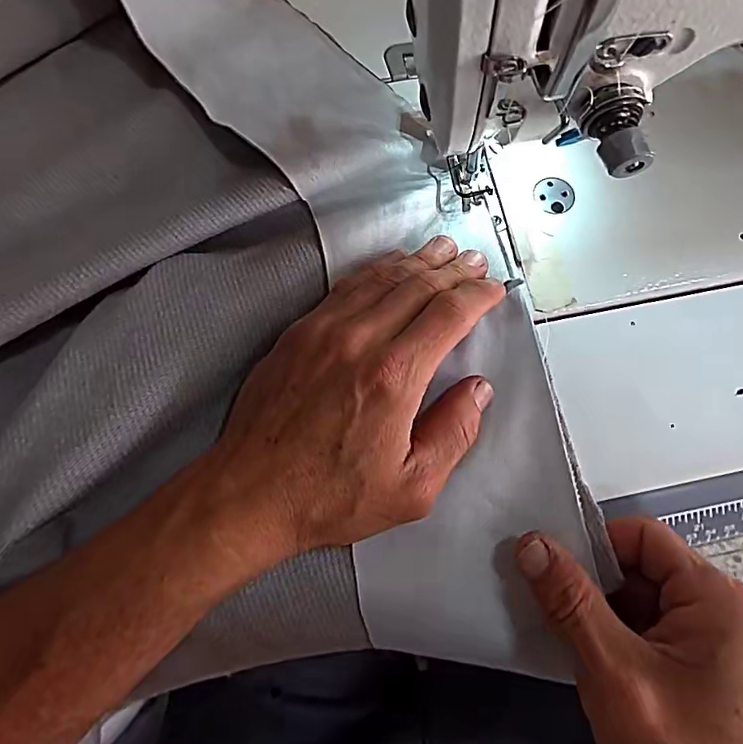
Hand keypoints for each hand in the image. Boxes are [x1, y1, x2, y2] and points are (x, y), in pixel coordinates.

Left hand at [203, 235, 508, 561]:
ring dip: (418, 260)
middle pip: (419, 285)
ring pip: (383, 277)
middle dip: (454, 270)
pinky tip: (391, 264)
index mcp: (393, 377)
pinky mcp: (301, 330)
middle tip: (474, 262)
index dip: (477, 295)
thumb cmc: (325, 493)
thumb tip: (477, 391)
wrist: (251, 491)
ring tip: (442, 250)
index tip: (491, 289)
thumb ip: (454, 433)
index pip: (448, 314)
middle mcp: (359, 342)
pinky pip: (348, 285)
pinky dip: (377, 268)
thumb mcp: (411, 487)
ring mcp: (326, 330)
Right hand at [516, 518, 742, 743]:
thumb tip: (539, 551)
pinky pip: (663, 642)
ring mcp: (731, 652)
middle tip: (572, 627)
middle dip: (600, 599)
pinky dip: (631, 655)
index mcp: (724, 601)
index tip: (555, 565)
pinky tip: (618, 686)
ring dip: (614, 632)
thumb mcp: (618, 676)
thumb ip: (572, 604)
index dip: (593, 547)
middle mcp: (735, 619)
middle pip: (643, 573)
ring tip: (602, 671)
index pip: (641, 536)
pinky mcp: (721, 681)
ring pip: (649, 610)